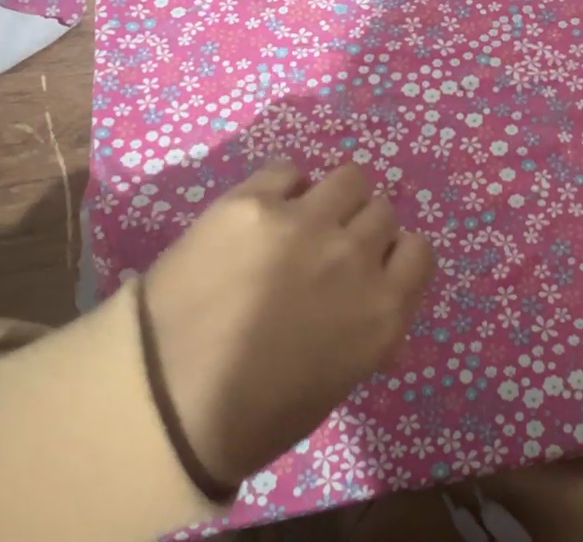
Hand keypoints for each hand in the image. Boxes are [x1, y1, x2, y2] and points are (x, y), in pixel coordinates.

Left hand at [140, 162, 434, 491]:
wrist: (163, 403)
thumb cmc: (258, 412)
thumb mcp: (342, 378)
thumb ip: (370, 323)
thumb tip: (373, 288)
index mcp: (383, 311)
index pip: (418, 250)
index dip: (393, 255)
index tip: (369, 265)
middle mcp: (354, 257)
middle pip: (382, 212)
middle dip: (359, 228)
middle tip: (326, 247)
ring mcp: (304, 224)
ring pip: (350, 178)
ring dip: (333, 199)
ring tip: (300, 219)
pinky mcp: (252, 203)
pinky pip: (289, 171)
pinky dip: (284, 188)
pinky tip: (262, 214)